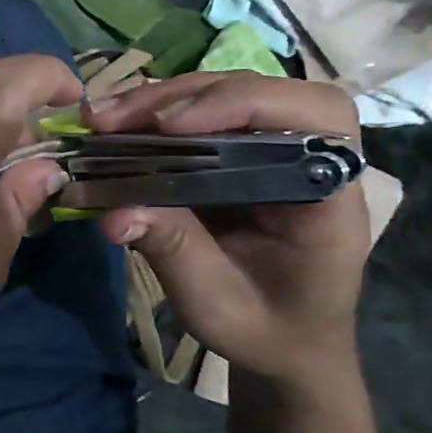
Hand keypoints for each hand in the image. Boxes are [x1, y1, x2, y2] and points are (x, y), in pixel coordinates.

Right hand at [87, 72, 371, 384]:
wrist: (285, 341)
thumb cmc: (265, 330)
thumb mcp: (216, 305)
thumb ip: (174, 253)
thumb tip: (113, 212)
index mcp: (329, 199)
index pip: (312, 117)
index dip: (242, 105)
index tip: (171, 126)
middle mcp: (310, 159)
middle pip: (260, 91)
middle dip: (181, 97)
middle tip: (110, 118)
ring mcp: (276, 150)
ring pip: (227, 93)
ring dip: (161, 100)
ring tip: (102, 117)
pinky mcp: (243, 153)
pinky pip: (205, 115)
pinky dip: (158, 114)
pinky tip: (117, 122)